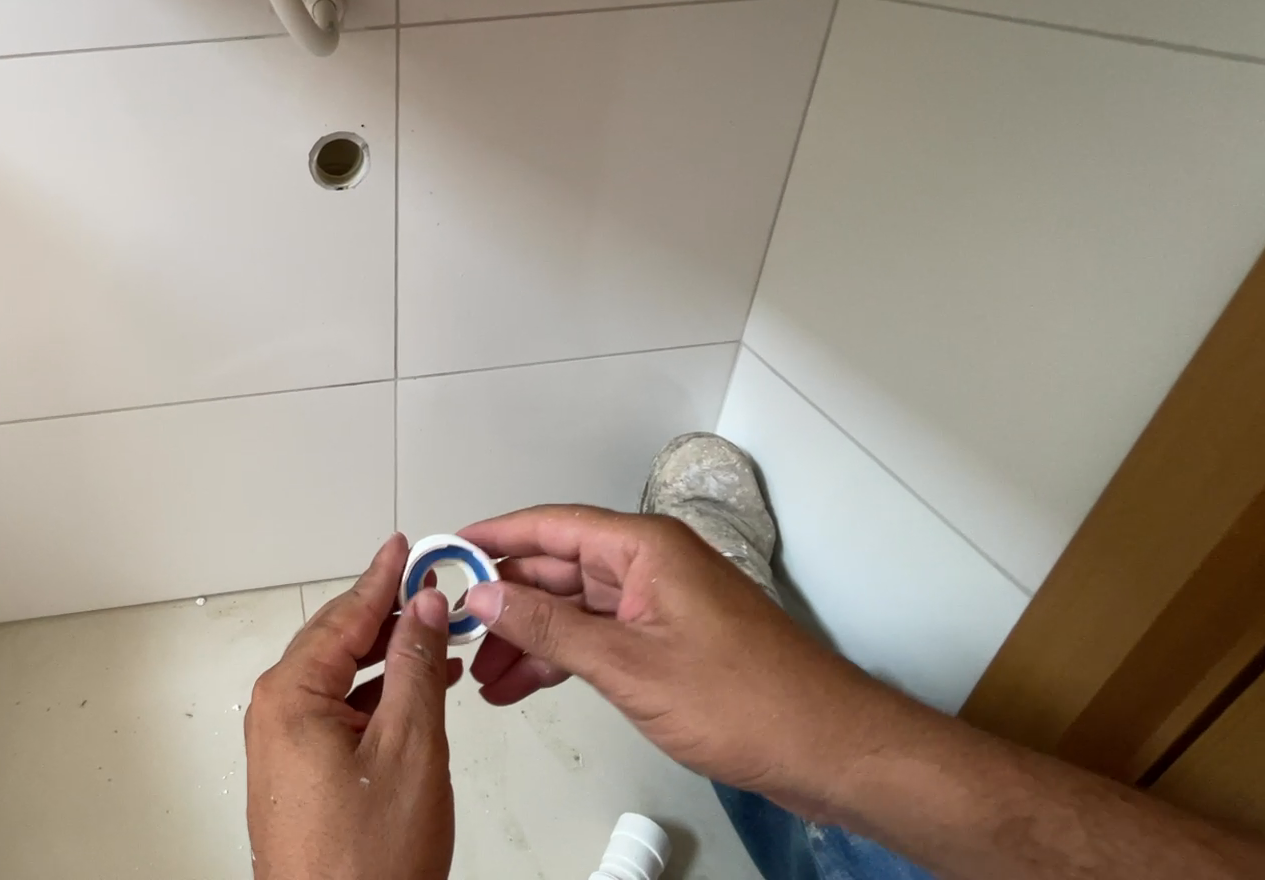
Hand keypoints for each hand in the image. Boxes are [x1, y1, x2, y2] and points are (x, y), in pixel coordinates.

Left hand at [245, 534, 463, 879]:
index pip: (346, 614)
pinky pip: (340, 706)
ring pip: (342, 673)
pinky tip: (414, 686)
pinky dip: (378, 691)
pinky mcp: (300, 766)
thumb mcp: (409, 747)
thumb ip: (416, 665)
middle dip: (387, 611)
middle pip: (339, 638)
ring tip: (432, 632)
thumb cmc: (365, 864)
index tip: (404, 547)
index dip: (383, 576)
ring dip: (388, 652)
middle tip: (426, 584)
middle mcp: (277, 709)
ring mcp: (285, 740)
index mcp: (291, 694)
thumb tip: (423, 607)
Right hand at [459, 507, 888, 797]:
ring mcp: (653, 603)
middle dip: (505, 602)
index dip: (494, 536)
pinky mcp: (661, 639)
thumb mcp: (627, 665)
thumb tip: (479, 596)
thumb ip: (547, 627)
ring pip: (570, 608)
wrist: (835, 756)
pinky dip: (559, 659)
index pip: (550, 526)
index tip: (447, 550)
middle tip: (453, 627)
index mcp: (641, 546)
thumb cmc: (737, 700)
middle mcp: (644, 564)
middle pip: (555, 569)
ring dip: (526, 639)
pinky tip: (520, 686)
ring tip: (482, 676)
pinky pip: (593, 636)